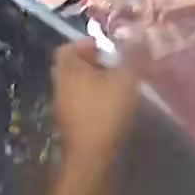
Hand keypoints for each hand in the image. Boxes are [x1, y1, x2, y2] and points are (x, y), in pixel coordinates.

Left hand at [52, 39, 140, 163]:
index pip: (68, 48)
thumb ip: (131, 57)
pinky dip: (93, 100)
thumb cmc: (106, 111)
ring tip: (118, 87)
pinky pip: (79, 103)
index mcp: (68, 68)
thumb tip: (136, 38)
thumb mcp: (125, 79)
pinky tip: (112, 107)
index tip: (107, 49)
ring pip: (76, 85)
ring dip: (94, 83)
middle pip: (72, 66)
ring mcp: (61, 105)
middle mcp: (59, 84)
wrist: (92, 156)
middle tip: (115, 66)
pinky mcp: (68, 123)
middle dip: (93, 64)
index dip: (87, 45)